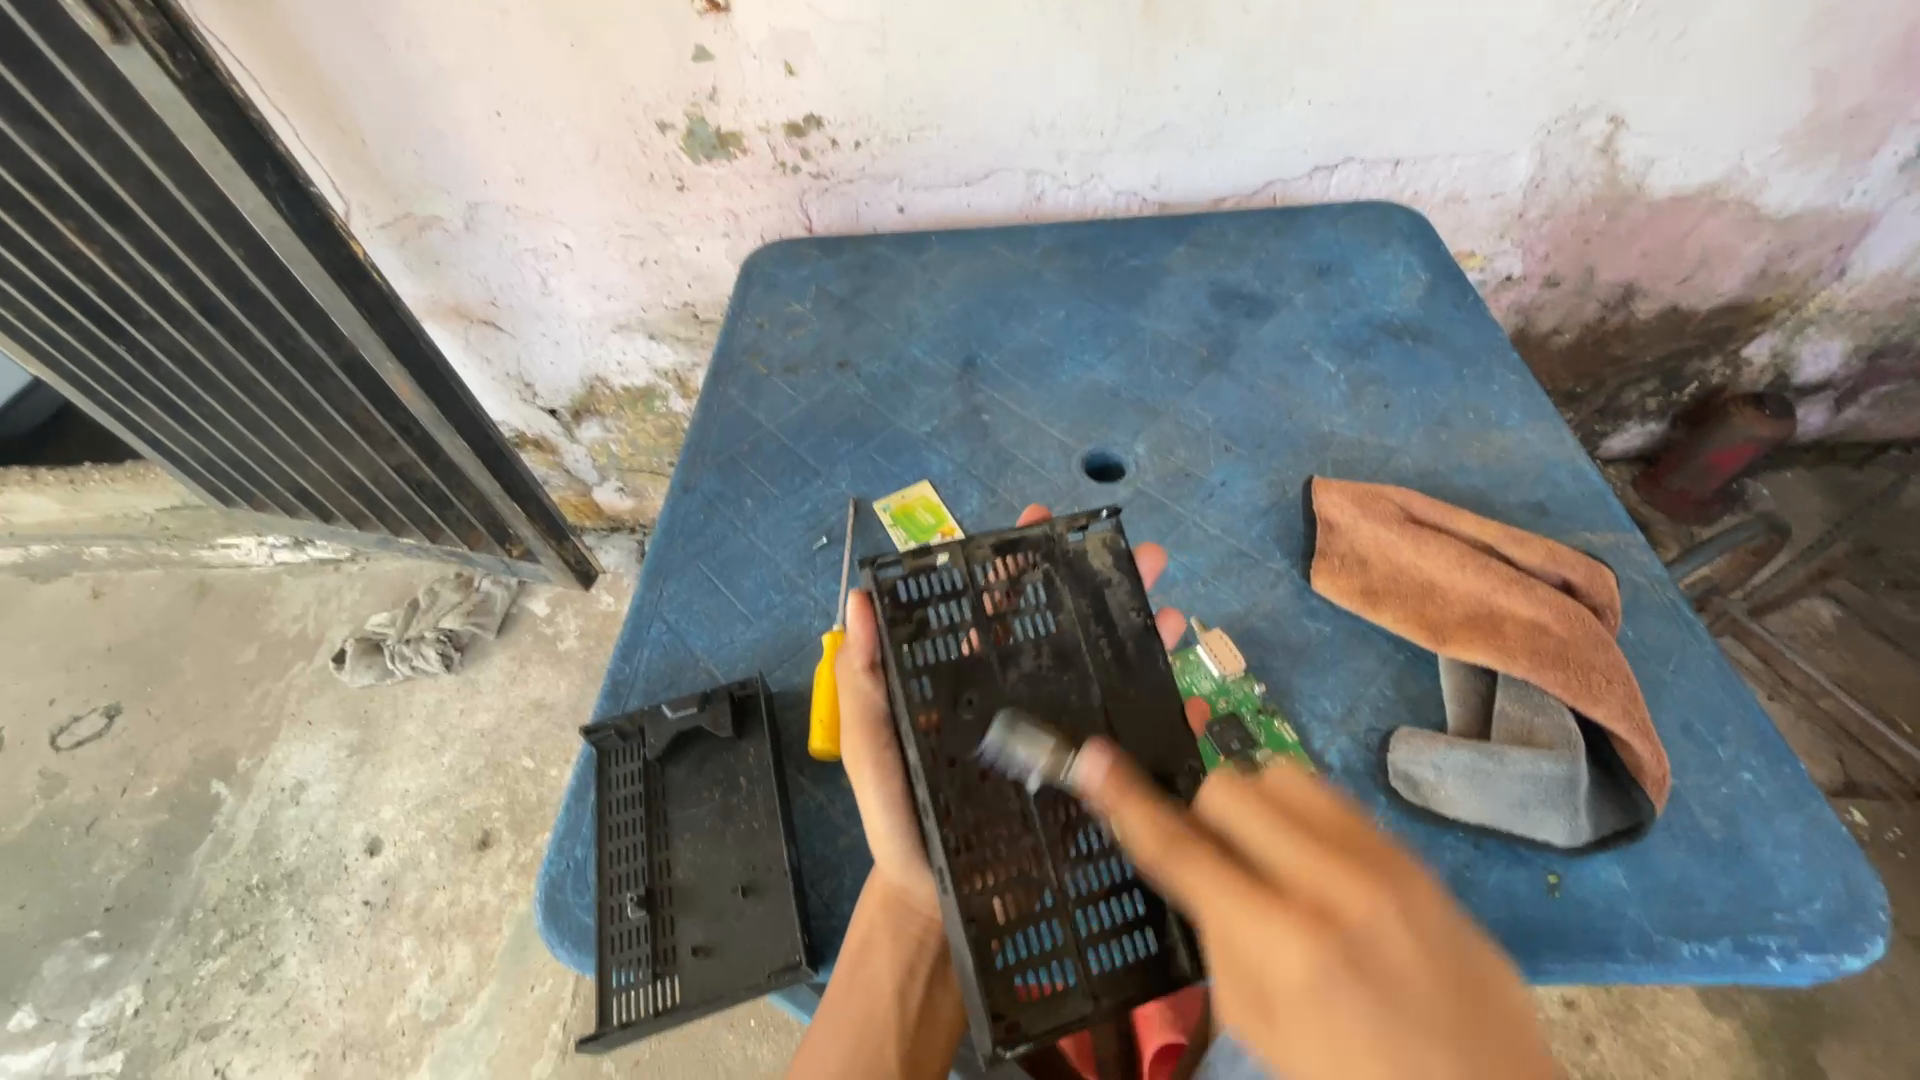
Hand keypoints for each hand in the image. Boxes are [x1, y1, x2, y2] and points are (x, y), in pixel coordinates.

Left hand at [835, 504, 1185, 922]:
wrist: (938, 904)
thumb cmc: (900, 820)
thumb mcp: (871, 747)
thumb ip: (865, 680)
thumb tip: (859, 600)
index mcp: (971, 684)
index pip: (997, 613)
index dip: (1016, 565)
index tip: (1041, 520)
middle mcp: (1021, 699)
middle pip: (1066, 633)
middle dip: (1103, 588)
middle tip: (1145, 556)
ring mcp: (1058, 738)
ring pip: (1108, 676)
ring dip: (1144, 639)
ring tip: (1175, 612)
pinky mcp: (1085, 782)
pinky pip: (1132, 745)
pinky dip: (1164, 720)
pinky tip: (1192, 701)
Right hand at [1071, 745, 1554, 1079]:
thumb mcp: (1260, 1029)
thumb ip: (1220, 936)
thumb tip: (1202, 869)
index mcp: (1287, 946)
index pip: (1183, 850)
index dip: (1127, 801)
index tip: (1092, 758)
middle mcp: (1335, 885)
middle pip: (1230, 786)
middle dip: (1206, 814)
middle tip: (1219, 859)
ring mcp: (1386, 863)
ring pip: (1281, 773)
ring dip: (1256, 806)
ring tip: (1271, 857)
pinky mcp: (1417, 857)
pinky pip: (1333, 796)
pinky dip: (1303, 816)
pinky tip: (1319, 865)